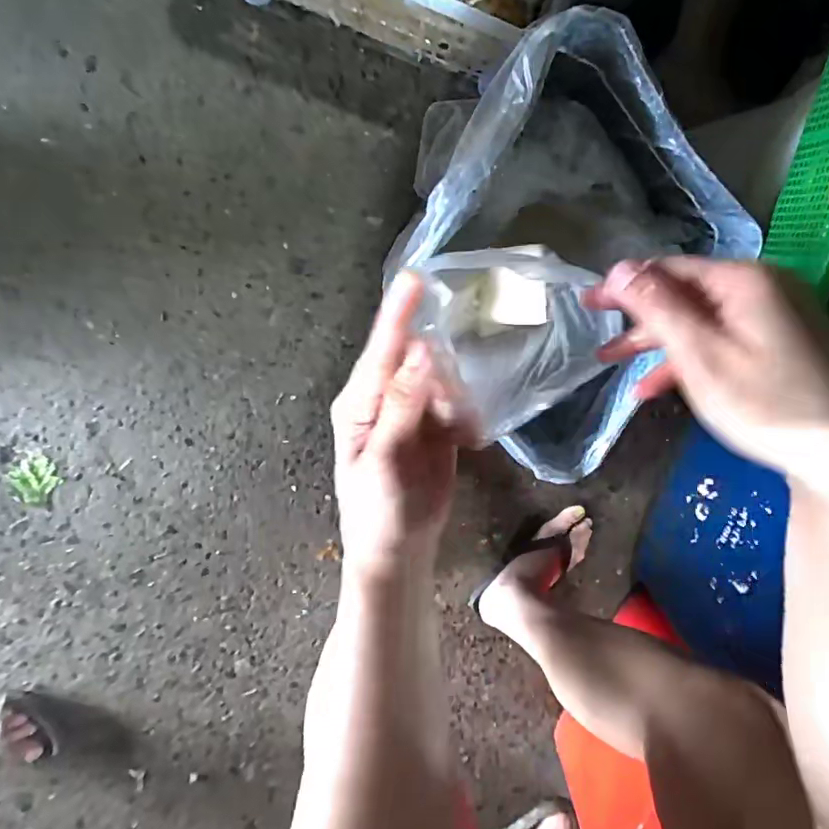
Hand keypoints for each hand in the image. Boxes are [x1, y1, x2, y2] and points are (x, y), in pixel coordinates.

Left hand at [330, 272, 466, 569]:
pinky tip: (469, 440)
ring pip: (441, 381)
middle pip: (414, 359)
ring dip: (457, 397)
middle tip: (454, 392)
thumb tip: (422, 350)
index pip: (381, 351)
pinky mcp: (436, 429)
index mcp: (359, 403)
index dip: (399, 314)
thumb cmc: (377, 510)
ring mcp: (412, 413)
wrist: (398, 550)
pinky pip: (456, 405)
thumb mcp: (383, 458)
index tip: (416, 278)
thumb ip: (402, 404)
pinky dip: (467, 417)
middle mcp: (384, 399)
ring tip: (458, 431)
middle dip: (440, 363)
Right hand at [586, 257, 828, 486]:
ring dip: (656, 341)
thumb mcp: (700, 355)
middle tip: (594, 330)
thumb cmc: (764, 403)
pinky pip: (722, 339)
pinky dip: (688, 357)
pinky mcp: (780, 344)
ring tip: (611, 362)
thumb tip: (618, 268)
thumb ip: (658, 309)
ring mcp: (775, 316)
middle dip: (637, 315)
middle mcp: (763, 287)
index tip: (588, 302)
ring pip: (700, 319)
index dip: (625, 284)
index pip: (670, 269)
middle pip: (684, 292)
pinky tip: (655, 386)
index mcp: (744, 280)